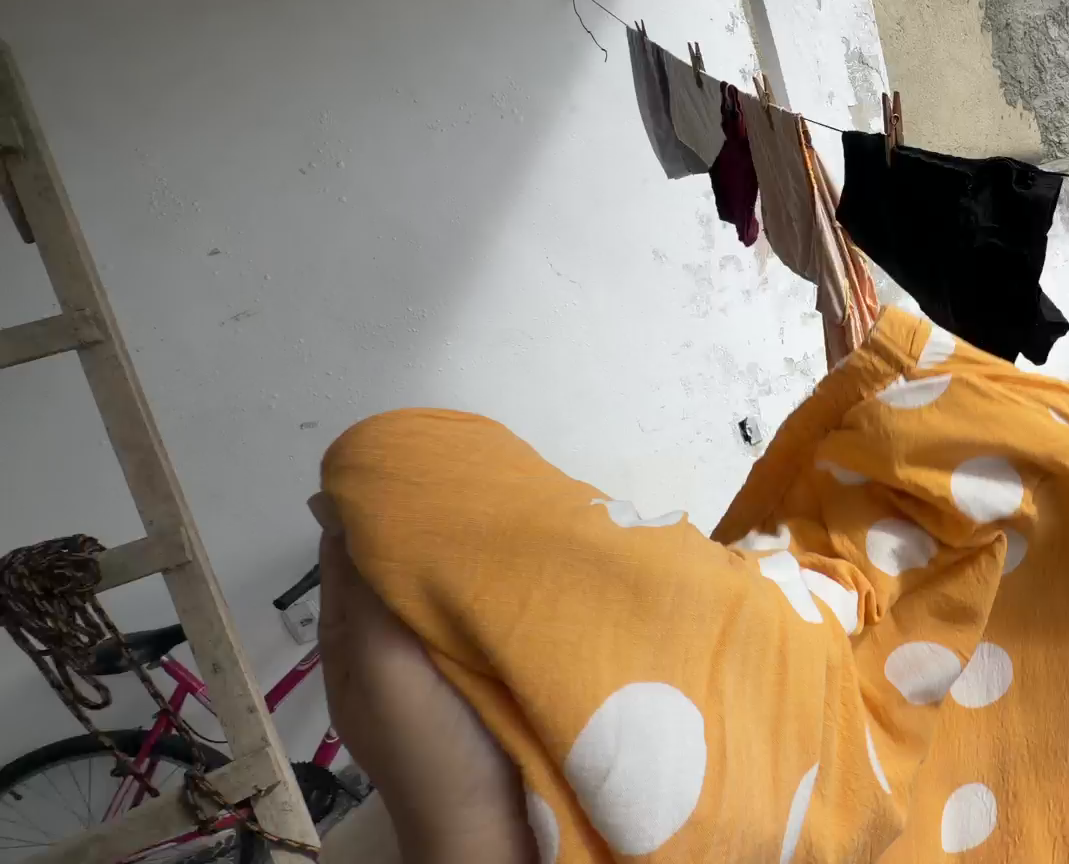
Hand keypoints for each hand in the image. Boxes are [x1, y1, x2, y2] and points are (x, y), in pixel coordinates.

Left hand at [311, 493, 536, 863]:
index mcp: (359, 636)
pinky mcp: (484, 656)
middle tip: (474, 472)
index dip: (377, 503)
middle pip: (402, 560)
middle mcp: (394, 637)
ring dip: (466, 542)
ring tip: (505, 500)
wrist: (493, 817)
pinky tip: (524, 552)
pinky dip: (491, 570)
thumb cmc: (435, 740)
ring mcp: (441, 650)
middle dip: (428, 516)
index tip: (417, 457)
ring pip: (444, 576)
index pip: (354, 551)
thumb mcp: (385, 665)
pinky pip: (478, 598)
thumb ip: (368, 594)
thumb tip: (337, 504)